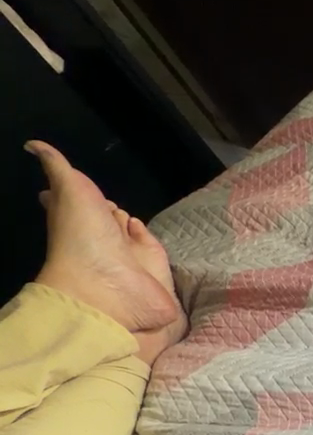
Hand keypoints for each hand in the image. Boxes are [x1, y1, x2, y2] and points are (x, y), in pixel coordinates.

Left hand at [26, 140, 185, 365]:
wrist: (114, 289)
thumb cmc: (85, 241)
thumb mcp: (70, 195)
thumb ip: (59, 169)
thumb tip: (36, 145)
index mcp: (75, 217)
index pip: (69, 198)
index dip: (70, 188)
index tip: (69, 177)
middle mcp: (101, 236)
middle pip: (101, 216)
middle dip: (103, 207)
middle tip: (104, 198)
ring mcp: (129, 255)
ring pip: (127, 233)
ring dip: (128, 224)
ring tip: (126, 215)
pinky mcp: (156, 270)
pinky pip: (151, 251)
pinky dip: (147, 239)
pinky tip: (143, 231)